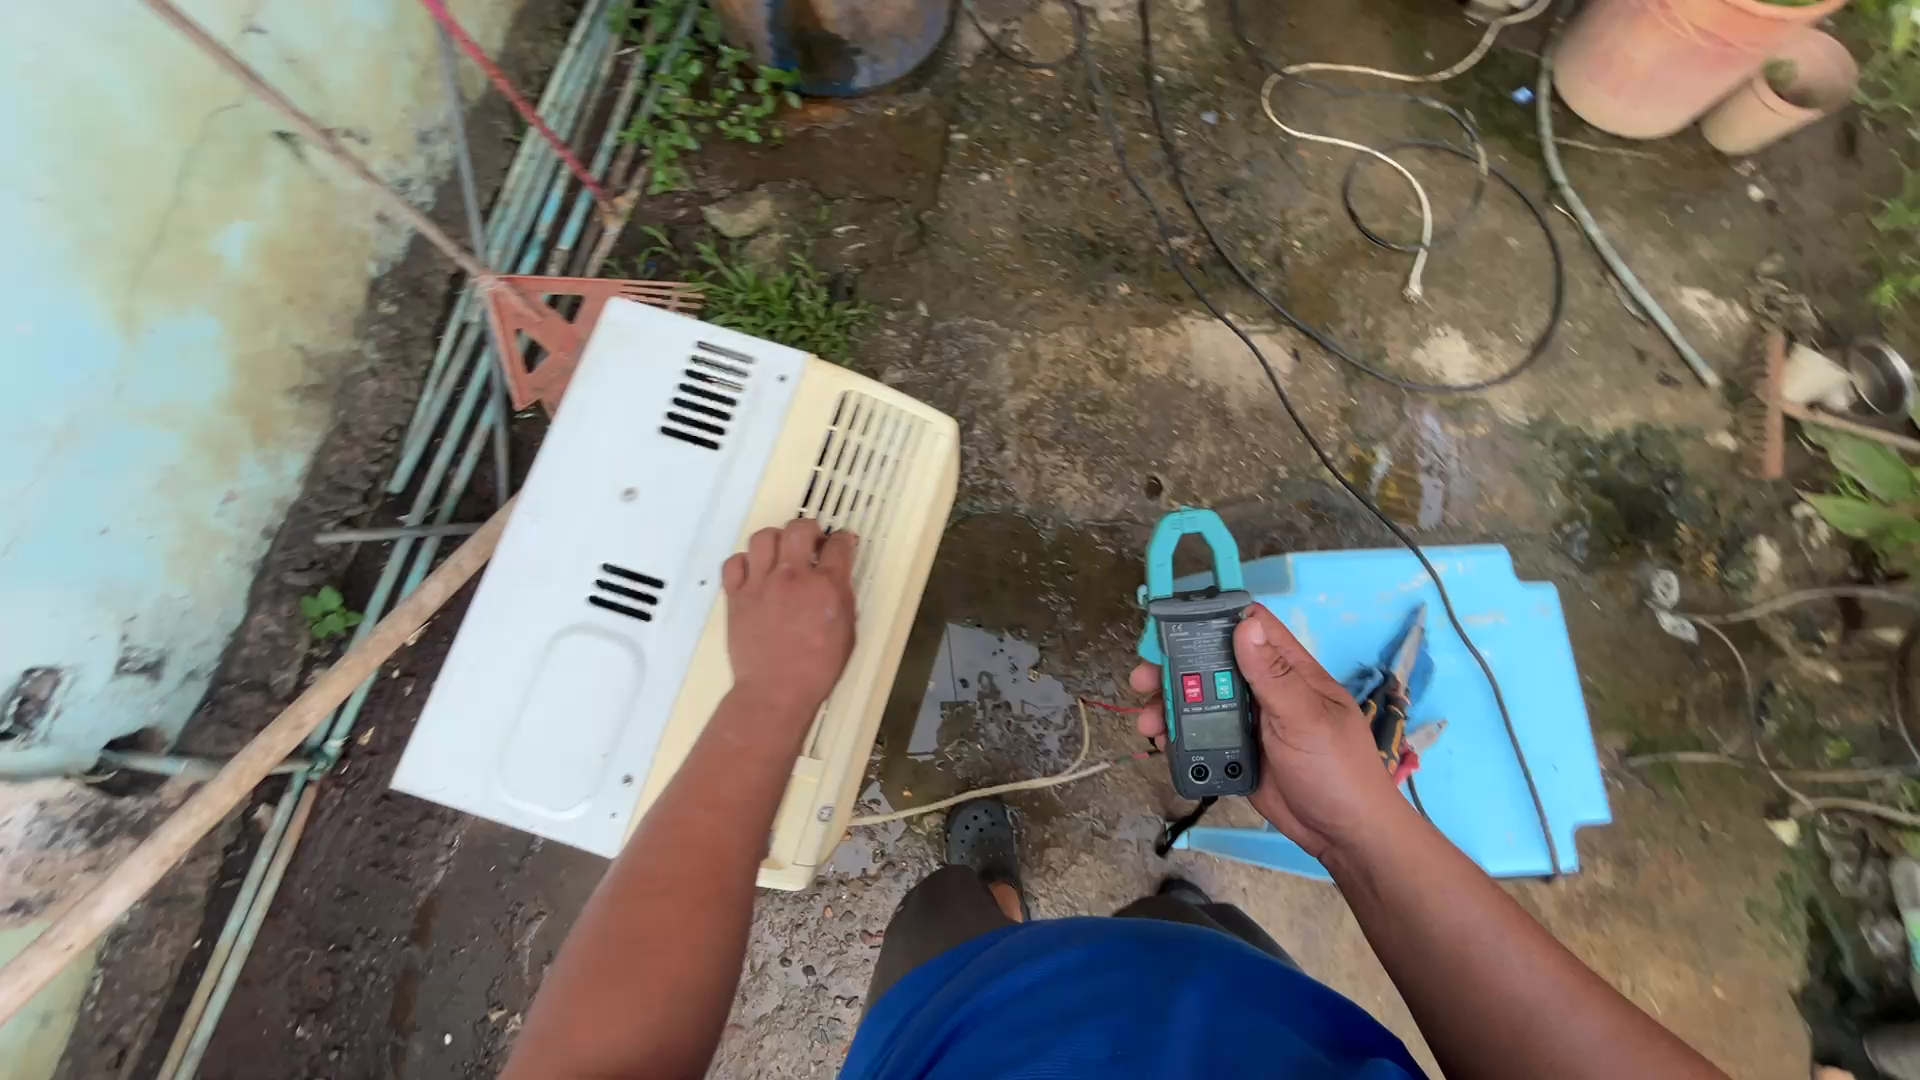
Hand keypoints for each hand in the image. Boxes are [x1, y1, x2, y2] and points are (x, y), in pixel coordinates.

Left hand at [721, 519, 857, 720]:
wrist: (776, 690)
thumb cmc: (816, 669)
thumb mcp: (847, 632)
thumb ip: (842, 598)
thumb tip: (837, 580)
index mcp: (827, 586)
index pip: (839, 545)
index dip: (844, 539)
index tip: (843, 541)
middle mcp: (793, 577)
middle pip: (798, 529)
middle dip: (809, 528)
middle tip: (811, 540)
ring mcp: (761, 584)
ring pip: (763, 537)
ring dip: (775, 539)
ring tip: (780, 552)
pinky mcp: (737, 596)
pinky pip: (734, 563)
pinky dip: (744, 562)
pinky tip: (754, 572)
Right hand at [1131, 603, 1403, 858]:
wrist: (1344, 837)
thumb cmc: (1337, 770)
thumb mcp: (1306, 719)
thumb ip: (1273, 674)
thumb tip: (1245, 624)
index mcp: (1288, 671)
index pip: (1251, 627)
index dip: (1213, 618)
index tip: (1173, 622)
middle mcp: (1264, 689)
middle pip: (1211, 665)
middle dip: (1173, 668)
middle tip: (1142, 678)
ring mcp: (1248, 721)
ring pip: (1199, 700)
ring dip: (1169, 705)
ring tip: (1147, 721)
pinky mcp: (1235, 751)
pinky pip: (1199, 735)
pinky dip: (1177, 735)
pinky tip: (1160, 742)